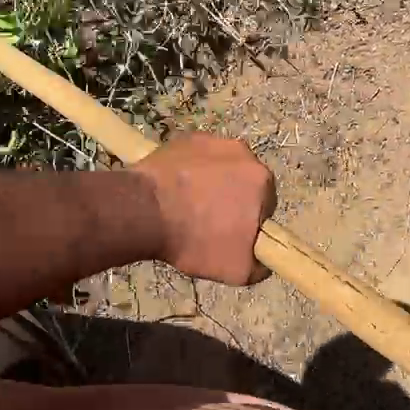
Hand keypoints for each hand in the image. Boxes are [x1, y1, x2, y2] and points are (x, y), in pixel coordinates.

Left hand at [132, 132, 275, 284]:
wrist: (144, 210)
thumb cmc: (195, 239)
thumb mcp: (239, 270)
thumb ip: (261, 264)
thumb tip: (262, 257)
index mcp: (262, 179)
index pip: (265, 205)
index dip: (249, 223)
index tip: (229, 233)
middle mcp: (241, 152)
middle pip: (243, 181)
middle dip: (231, 198)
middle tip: (208, 220)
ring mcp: (210, 140)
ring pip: (219, 167)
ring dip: (211, 182)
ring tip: (188, 204)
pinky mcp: (184, 138)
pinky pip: (196, 158)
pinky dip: (190, 170)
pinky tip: (175, 188)